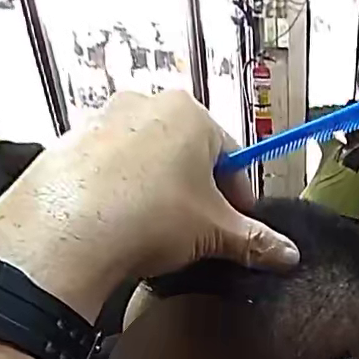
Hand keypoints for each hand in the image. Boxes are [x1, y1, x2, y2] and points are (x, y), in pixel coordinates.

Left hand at [0, 90, 299, 321]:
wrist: (69, 231)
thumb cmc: (152, 216)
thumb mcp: (216, 233)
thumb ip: (257, 241)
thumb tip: (290, 255)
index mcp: (188, 113)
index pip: (231, 155)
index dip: (239, 196)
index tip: (237, 226)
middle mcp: (144, 103)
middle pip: (189, 153)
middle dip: (200, 192)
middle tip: (201, 232)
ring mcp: (101, 119)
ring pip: (150, 160)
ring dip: (163, 193)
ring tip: (161, 234)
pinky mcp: (69, 143)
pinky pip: (112, 169)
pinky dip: (125, 194)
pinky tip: (126, 227)